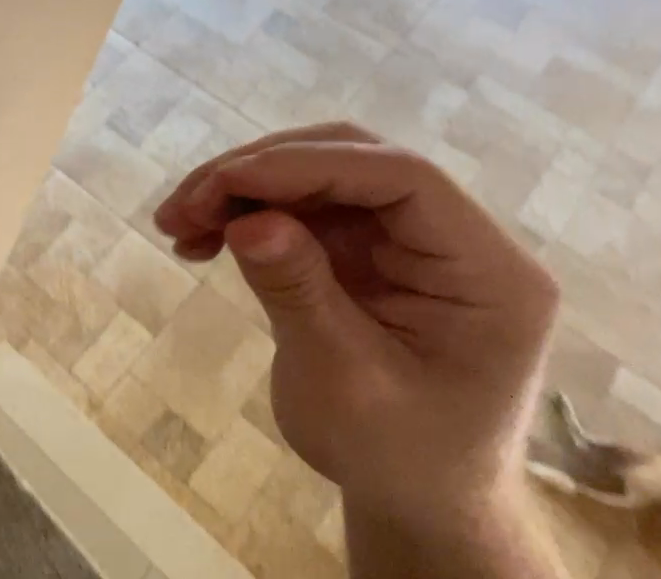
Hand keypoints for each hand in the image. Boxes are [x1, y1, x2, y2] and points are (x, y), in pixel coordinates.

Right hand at [154, 123, 559, 528]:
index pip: (401, 178)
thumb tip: (248, 220)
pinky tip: (197, 241)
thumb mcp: (343, 379)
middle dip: (258, 172)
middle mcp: (450, 241)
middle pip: (349, 161)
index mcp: (485, 272)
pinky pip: (295, 208)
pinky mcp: (361, 253)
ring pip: (311, 176)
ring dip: (237, 191)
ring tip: (175, 224)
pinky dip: (241, 216)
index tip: (220, 185)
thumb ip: (300, 293)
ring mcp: (403, 243)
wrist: (411, 499)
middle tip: (184, 207)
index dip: (305, 165)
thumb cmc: (394, 453)